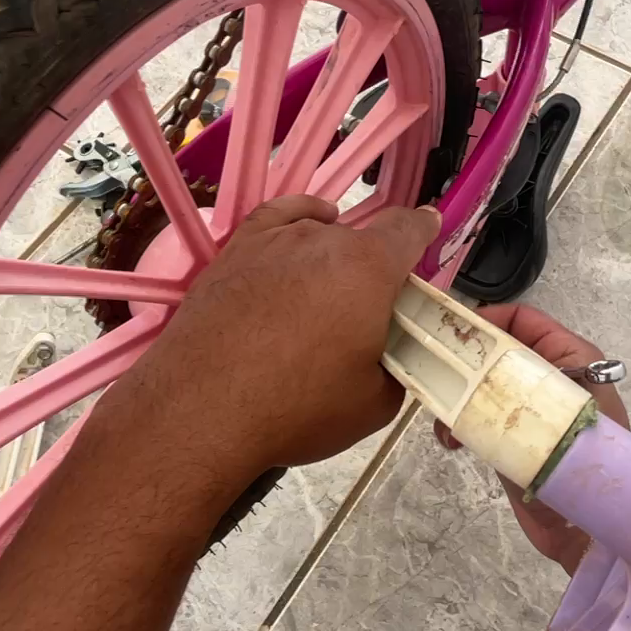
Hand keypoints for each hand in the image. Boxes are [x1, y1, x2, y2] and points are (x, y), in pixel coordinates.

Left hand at [101, 194, 437, 474]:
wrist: (201, 412)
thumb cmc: (297, 408)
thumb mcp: (374, 404)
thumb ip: (397, 368)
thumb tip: (392, 359)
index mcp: (368, 269)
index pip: (408, 229)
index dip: (425, 230)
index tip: (430, 231)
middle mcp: (322, 241)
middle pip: (364, 240)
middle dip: (377, 268)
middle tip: (372, 314)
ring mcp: (273, 241)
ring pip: (321, 234)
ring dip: (336, 258)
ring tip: (330, 297)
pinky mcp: (234, 252)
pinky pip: (277, 218)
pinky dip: (299, 218)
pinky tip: (308, 225)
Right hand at [434, 304, 628, 575]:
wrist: (586, 533)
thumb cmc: (583, 460)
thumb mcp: (559, 401)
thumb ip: (524, 370)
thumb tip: (478, 348)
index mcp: (570, 358)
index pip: (524, 318)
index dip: (488, 317)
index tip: (452, 330)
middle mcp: (548, 379)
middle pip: (497, 351)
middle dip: (463, 359)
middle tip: (434, 370)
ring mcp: (528, 411)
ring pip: (482, 385)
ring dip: (457, 395)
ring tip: (442, 417)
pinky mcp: (512, 442)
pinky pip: (478, 420)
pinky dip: (459, 424)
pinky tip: (450, 440)